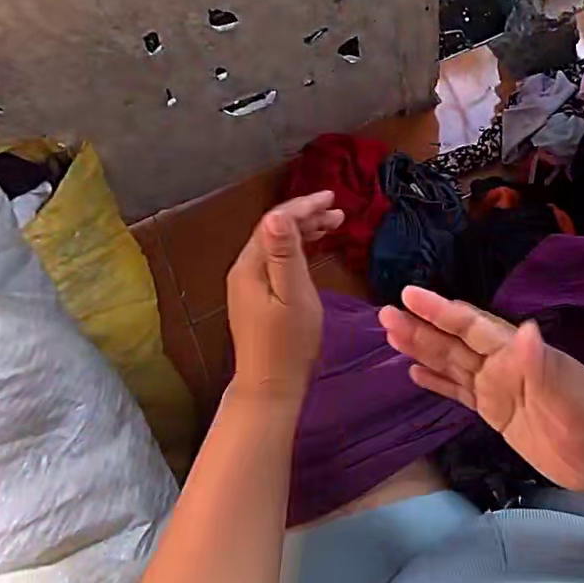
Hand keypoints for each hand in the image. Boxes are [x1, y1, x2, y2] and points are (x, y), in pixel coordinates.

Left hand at [226, 191, 344, 400]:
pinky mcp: (257, 296)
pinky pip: (277, 259)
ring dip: (303, 231)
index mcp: (251, 266)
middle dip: (306, 216)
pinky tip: (314, 250)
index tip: (333, 199)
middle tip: (338, 212)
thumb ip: (286, 255)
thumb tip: (278, 216)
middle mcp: (244, 269)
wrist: (271, 383)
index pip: (275, 222)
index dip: (304, 207)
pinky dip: (298, 248)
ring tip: (332, 225)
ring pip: (276, 244)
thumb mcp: (293, 296)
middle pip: (274, 230)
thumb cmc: (289, 342)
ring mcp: (249, 283)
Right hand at [379, 286, 583, 498]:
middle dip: (423, 327)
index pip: (475, 328)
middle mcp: (507, 367)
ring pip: (454, 365)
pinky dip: (439, 383)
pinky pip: (462, 393)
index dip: (443, 311)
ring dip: (424, 349)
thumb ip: (544, 366)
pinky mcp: (499, 414)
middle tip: (386, 313)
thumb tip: (524, 329)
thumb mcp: (571, 397)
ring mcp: (502, 390)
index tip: (410, 295)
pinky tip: (416, 375)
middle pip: (457, 342)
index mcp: (522, 356)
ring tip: (391, 335)